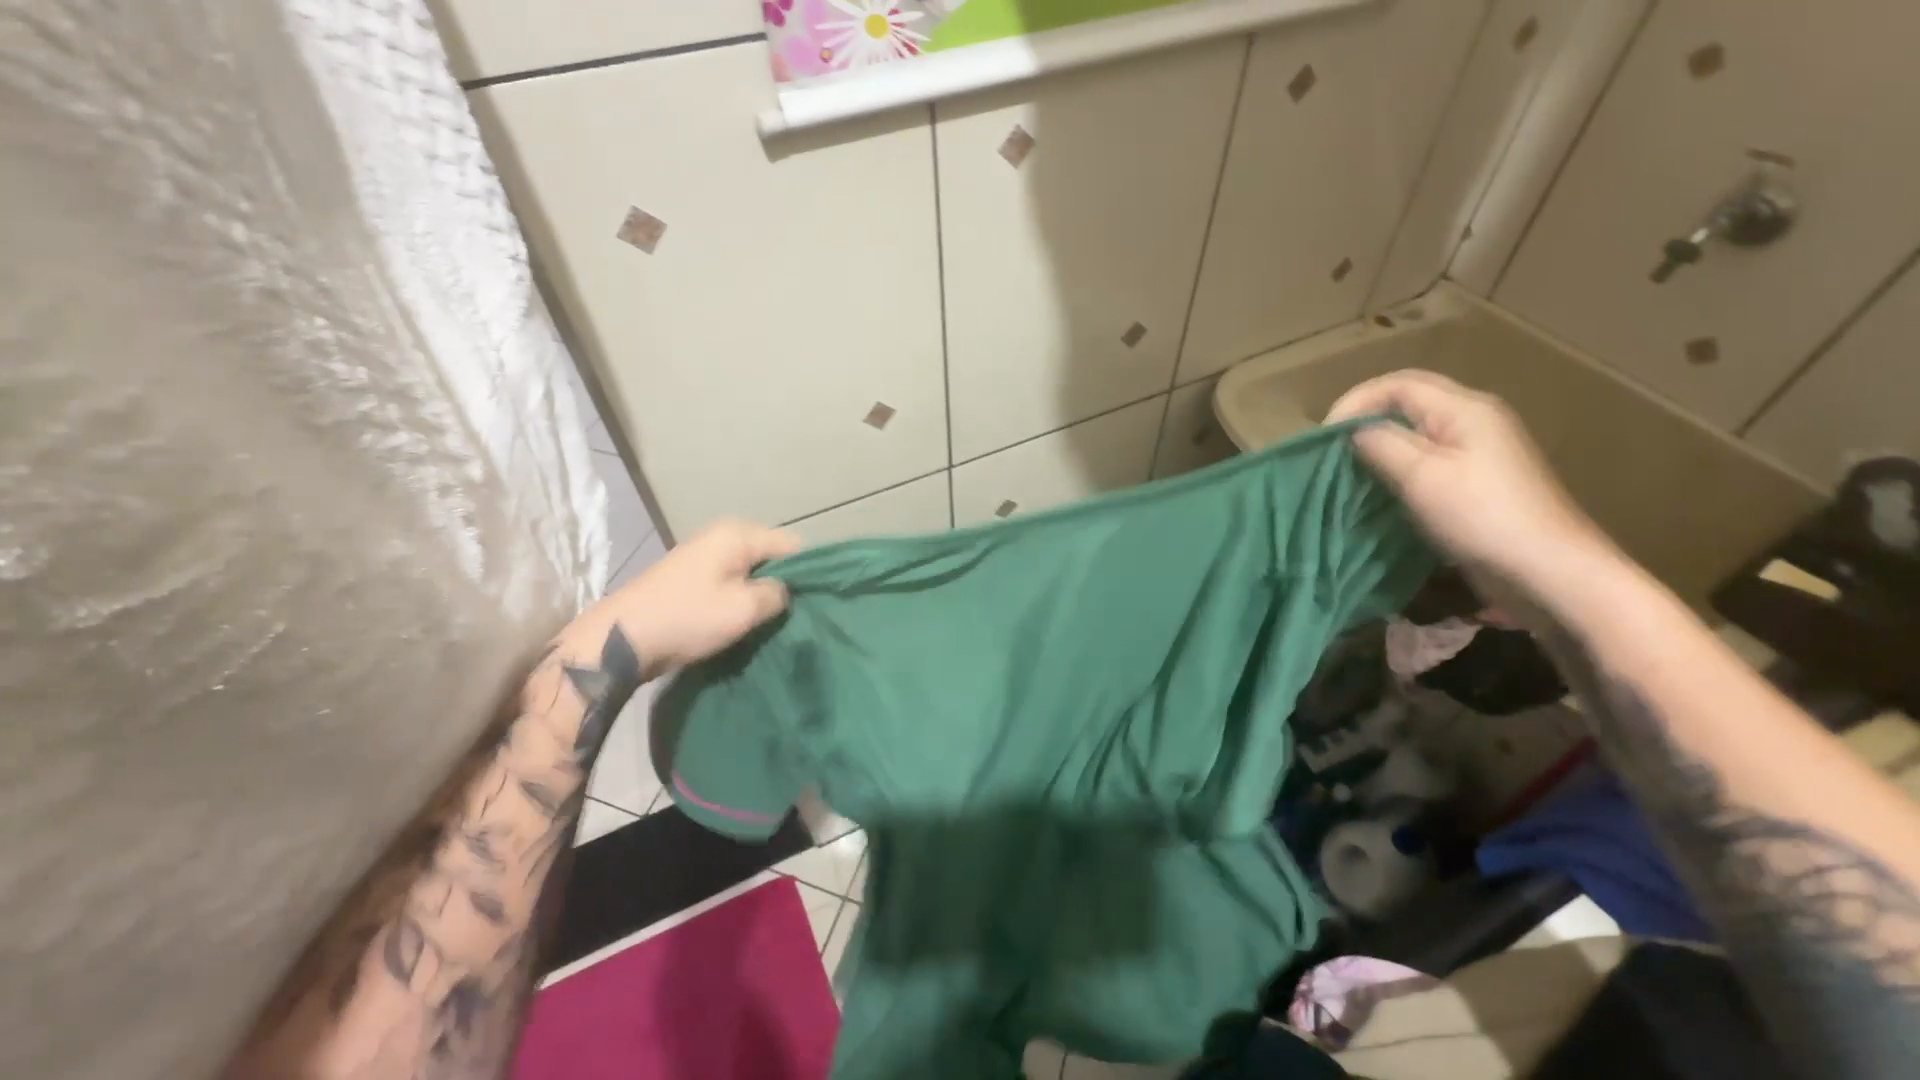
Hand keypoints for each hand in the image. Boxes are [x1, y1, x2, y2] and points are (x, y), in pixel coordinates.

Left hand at [607, 520, 799, 675]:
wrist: (623, 639)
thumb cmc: (688, 617)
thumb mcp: (744, 608)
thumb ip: (777, 593)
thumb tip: (784, 590)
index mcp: (738, 534)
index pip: (792, 545)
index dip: (808, 572)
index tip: (815, 602)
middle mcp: (722, 536)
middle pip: (770, 557)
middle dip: (783, 583)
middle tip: (794, 615)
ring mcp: (703, 557)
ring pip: (749, 572)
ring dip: (760, 595)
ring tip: (771, 623)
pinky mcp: (691, 580)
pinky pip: (730, 584)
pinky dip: (739, 601)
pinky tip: (744, 622)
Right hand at [1325, 369, 1611, 590]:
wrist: (1548, 568)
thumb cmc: (1482, 517)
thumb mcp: (1422, 477)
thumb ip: (1383, 445)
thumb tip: (1356, 432)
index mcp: (1465, 408)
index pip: (1398, 384)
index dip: (1355, 401)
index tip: (1324, 437)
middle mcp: (1475, 419)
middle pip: (1410, 402)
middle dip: (1367, 420)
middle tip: (1334, 451)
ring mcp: (1481, 450)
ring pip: (1419, 431)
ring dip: (1382, 445)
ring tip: (1352, 469)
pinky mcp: (1481, 480)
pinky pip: (1431, 458)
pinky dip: (1401, 466)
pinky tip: (1385, 489)